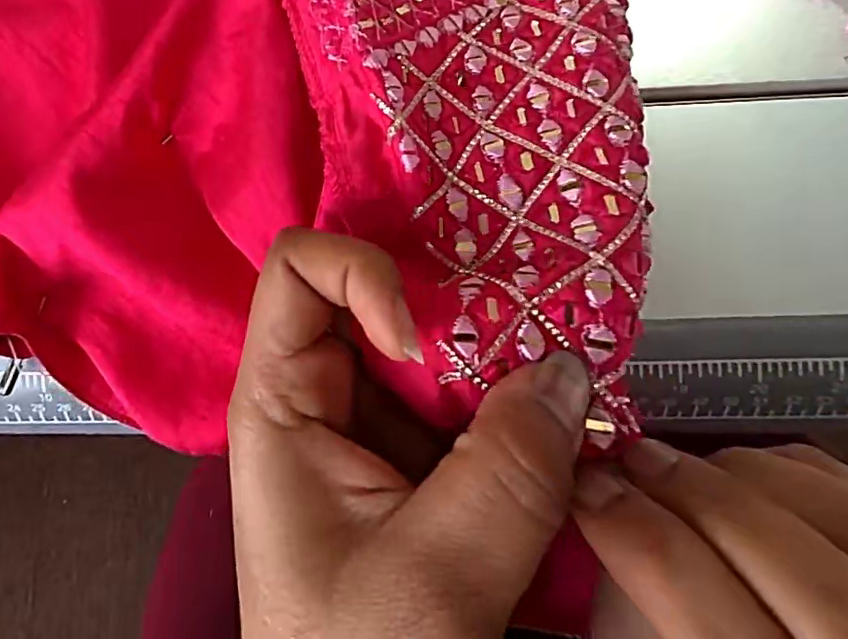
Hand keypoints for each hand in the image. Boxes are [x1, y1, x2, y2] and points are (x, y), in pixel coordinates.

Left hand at [228, 229, 592, 637]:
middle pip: (381, 289)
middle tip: (529, 320)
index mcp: (282, 397)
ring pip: (436, 339)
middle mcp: (326, 388)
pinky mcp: (421, 446)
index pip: (299, 270)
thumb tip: (566, 370)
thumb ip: (505, 474)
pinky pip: (469, 388)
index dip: (360, 272)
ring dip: (498, 346)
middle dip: (455, 299)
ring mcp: (378, 415)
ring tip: (558, 361)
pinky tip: (557, 409)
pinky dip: (514, 390)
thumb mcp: (427, 578)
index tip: (416, 337)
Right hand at [573, 440, 847, 638]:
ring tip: (696, 463)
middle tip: (633, 455)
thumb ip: (655, 620)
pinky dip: (842, 489)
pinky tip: (777, 473)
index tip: (590, 484)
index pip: (727, 634)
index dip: (644, 541)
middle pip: (818, 589)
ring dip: (770, 481)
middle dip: (702, 497)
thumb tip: (607, 516)